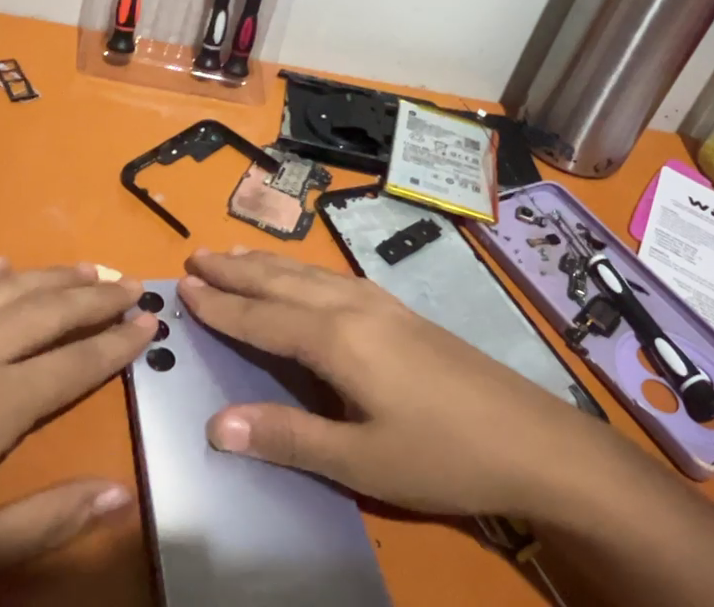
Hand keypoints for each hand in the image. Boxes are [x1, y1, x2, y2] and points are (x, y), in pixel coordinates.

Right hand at [180, 249, 713, 606]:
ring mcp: (385, 306)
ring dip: (269, 265)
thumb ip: (287, 436)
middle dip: (238, 270)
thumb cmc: (442, 455)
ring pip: (311, 275)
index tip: (181, 286)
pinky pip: (335, 280)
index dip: (221, 305)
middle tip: (196, 254)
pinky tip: (306, 280)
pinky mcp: (405, 314)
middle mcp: (356, 308)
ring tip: (236, 254)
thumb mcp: (359, 458)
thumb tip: (215, 424)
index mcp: (338, 338)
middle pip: (284, 282)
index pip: (263, 317)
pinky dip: (303, 274)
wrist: (532, 439)